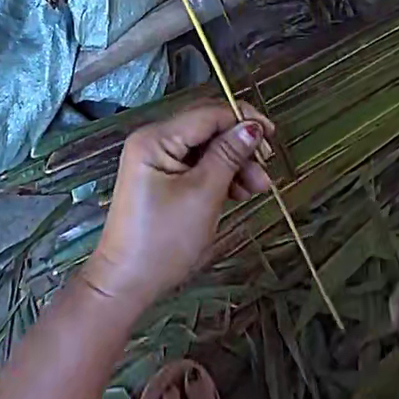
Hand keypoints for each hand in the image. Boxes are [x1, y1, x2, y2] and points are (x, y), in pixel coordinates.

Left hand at [81, 102, 273, 310]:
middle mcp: (153, 139)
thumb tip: (253, 127)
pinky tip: (239, 192)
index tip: (272, 137)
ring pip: (206, 147)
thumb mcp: (204, 194)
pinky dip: (220, 174)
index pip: (209, 113)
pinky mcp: (161, 177)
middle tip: (266, 167)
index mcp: (156, 138)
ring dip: (234, 162)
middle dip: (240, 144)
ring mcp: (156, 159)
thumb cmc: (164, 241)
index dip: (243, 119)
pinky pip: (197, 164)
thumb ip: (229, 154)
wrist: (126, 285)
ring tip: (257, 189)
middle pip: (208, 127)